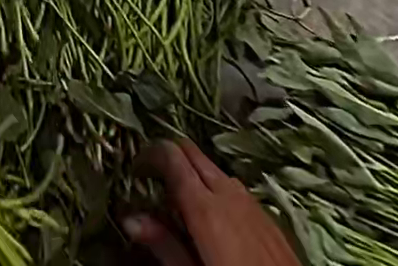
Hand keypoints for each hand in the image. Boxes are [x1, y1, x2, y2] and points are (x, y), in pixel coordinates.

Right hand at [123, 139, 301, 265]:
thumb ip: (165, 246)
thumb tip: (130, 218)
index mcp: (204, 206)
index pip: (170, 155)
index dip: (149, 155)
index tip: (135, 170)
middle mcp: (227, 192)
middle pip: (191, 152)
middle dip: (168, 156)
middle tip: (151, 179)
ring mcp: (250, 201)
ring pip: (212, 168)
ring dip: (192, 172)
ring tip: (178, 201)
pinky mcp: (267, 215)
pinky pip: (233, 187)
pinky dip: (215, 188)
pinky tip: (213, 217)